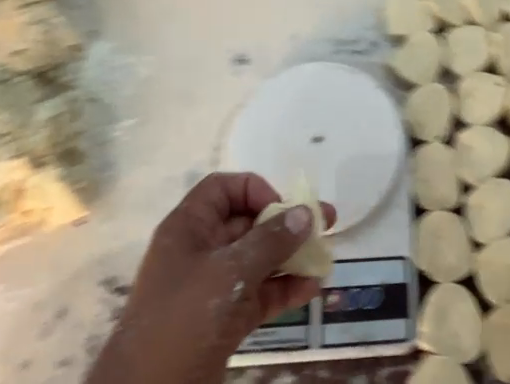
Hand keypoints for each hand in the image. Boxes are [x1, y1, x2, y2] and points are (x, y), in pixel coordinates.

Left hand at [89, 173, 337, 383]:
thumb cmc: (183, 319)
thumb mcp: (228, 273)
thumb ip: (269, 241)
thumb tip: (305, 214)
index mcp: (189, 228)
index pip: (222, 190)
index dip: (254, 190)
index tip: (283, 209)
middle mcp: (200, 251)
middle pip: (247, 223)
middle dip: (286, 223)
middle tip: (325, 223)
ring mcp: (213, 287)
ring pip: (258, 259)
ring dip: (291, 256)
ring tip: (325, 257)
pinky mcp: (224, 318)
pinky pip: (260, 293)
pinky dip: (284, 288)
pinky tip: (311, 288)